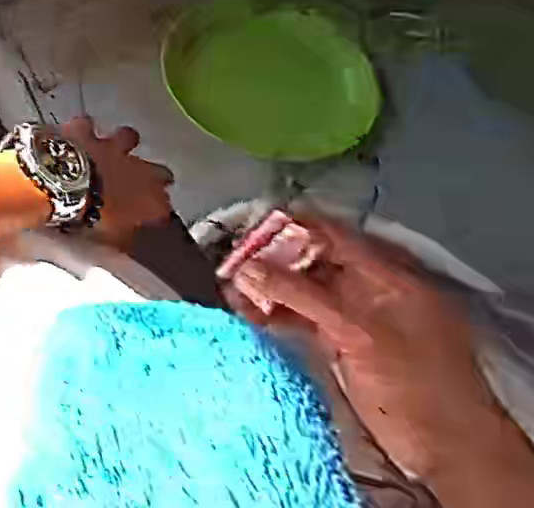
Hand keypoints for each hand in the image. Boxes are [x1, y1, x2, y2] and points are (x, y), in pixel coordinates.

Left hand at [58, 117, 173, 246]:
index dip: (152, 210)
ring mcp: (111, 146)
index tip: (142, 213)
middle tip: (133, 180)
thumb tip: (123, 243)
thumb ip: (121, 237)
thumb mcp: (108, 236)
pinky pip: (85, 123)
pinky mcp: (83, 130)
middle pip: (160, 172)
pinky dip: (80, 127)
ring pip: (129, 136)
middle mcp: (139, 171)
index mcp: (151, 202)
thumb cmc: (86, 213)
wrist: (58, 179)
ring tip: (107, 147)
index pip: (163, 208)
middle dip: (151, 175)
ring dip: (120, 141)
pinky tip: (72, 130)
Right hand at [227, 216, 533, 487]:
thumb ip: (297, 294)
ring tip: (231, 291)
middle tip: (230, 263)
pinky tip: (246, 311)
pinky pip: (294, 310)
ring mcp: (355, 315)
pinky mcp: (338, 337)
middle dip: (265, 259)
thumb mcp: (358, 333)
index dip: (288, 226)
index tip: (244, 227)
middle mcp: (372, 291)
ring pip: (296, 285)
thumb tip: (242, 267)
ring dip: (261, 285)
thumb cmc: (419, 386)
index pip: (331, 234)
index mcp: (392, 281)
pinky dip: (268, 308)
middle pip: (307, 258)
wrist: (447, 450)